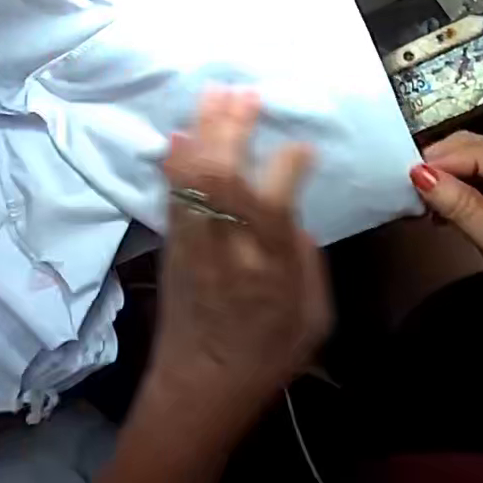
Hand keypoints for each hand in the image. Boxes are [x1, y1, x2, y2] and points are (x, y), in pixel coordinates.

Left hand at [141, 88, 330, 435]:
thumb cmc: (266, 355)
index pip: (275, 202)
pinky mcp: (170, 245)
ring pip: (193, 178)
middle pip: (224, 177)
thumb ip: (303, 256)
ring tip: (215, 94)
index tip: (302, 147)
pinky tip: (178, 133)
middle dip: (234, 129)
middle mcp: (227, 249)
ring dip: (204, 131)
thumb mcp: (312, 315)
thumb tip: (288, 209)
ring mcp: (192, 244)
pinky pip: (171, 193)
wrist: (198, 389)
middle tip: (245, 94)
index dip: (289, 164)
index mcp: (268, 270)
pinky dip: (174, 159)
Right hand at [410, 131, 482, 335]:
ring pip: (479, 160)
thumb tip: (419, 175)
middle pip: (478, 148)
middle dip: (439, 164)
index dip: (438, 161)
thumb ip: (465, 211)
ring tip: (420, 202)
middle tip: (405, 191)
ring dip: (447, 176)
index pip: (479, 152)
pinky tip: (443, 208)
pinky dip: (461, 189)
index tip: (400, 181)